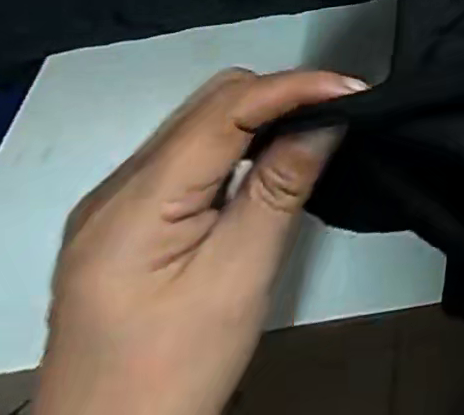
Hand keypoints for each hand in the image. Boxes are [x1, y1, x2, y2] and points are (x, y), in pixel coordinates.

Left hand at [36, 68, 365, 414]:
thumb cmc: (174, 376)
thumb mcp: (239, 281)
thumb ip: (280, 190)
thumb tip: (325, 120)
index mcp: (135, 203)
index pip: (223, 110)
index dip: (290, 88)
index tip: (349, 87)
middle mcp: (116, 185)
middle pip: (207, 104)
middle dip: (276, 96)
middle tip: (333, 112)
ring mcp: (114, 199)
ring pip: (197, 120)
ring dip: (256, 116)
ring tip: (307, 130)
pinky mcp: (122, 216)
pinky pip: (187, 151)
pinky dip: (234, 142)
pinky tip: (262, 163)